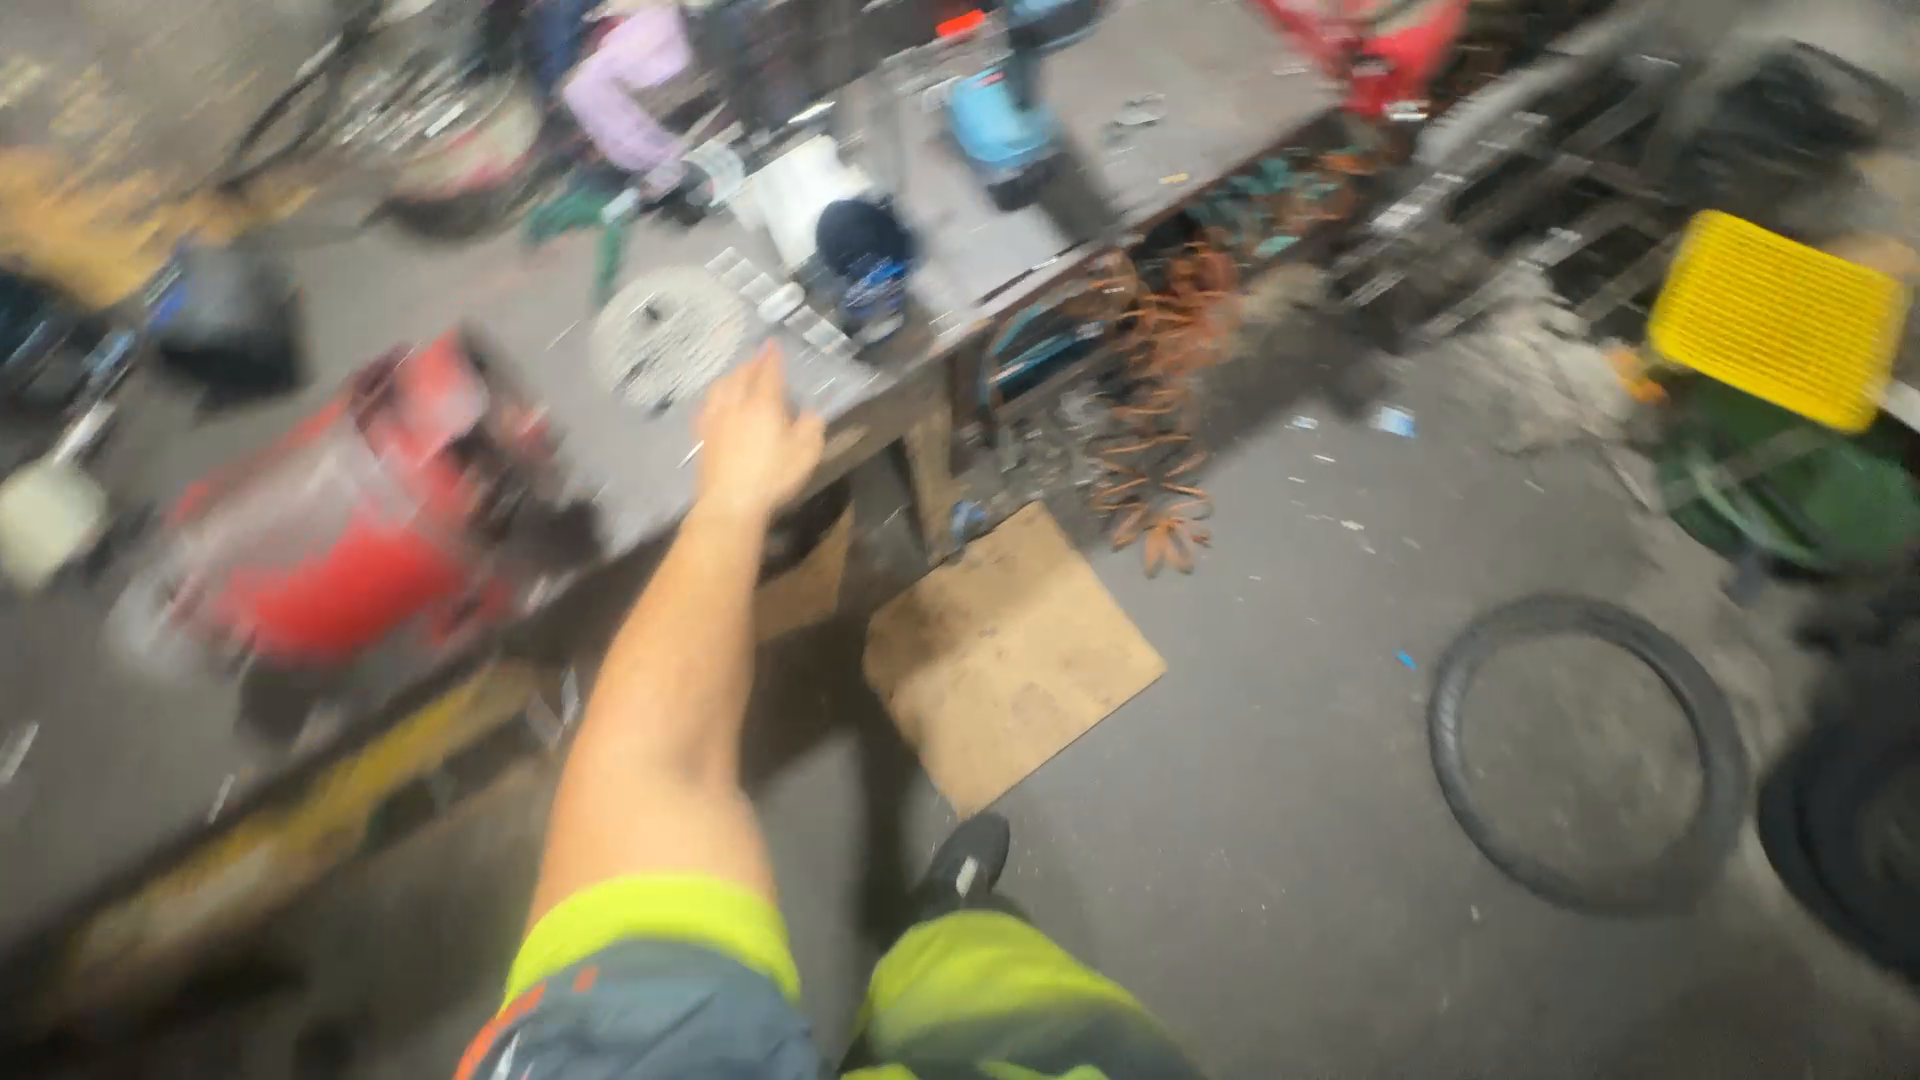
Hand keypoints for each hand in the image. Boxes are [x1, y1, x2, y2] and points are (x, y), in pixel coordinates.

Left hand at [693, 342, 825, 523]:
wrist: (731, 502)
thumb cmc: (773, 476)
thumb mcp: (806, 453)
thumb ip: (811, 427)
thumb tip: (810, 412)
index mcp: (764, 404)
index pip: (768, 372)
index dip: (771, 357)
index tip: (772, 344)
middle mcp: (736, 404)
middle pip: (741, 375)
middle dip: (750, 364)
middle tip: (757, 358)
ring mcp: (716, 419)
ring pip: (720, 387)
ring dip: (730, 376)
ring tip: (736, 375)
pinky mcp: (703, 436)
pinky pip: (707, 407)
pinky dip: (714, 397)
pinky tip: (715, 401)